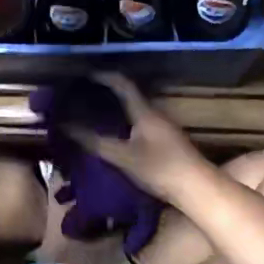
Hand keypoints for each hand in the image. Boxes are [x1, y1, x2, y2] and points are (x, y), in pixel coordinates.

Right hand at [57, 75, 215, 204]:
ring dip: (117, 108)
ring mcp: (164, 127)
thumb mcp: (122, 157)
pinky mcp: (167, 140)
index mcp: (145, 112)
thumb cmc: (160, 169)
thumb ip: (95, 142)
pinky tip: (116, 133)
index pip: (123, 85)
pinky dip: (125, 121)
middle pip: (130, 95)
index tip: (85, 75)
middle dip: (108, 92)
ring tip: (96, 113)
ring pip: (136, 110)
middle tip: (86, 96)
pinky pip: (141, 121)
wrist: (197, 188)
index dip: (105, 77)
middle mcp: (156, 113)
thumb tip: (66, 126)